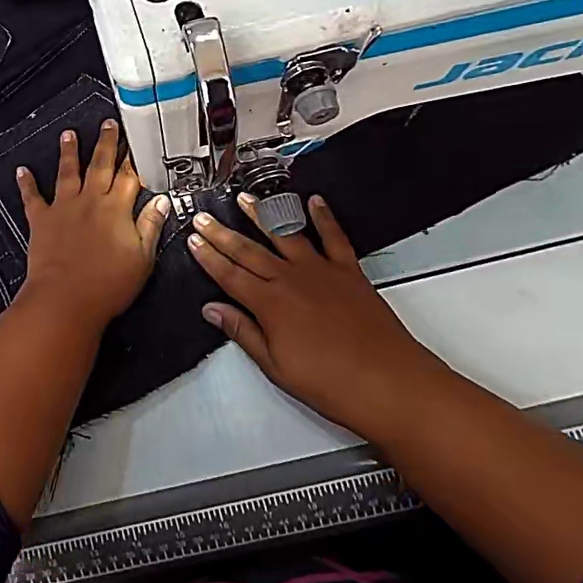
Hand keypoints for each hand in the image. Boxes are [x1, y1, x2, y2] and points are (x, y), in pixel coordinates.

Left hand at [16, 121, 169, 331]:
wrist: (66, 300)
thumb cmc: (107, 284)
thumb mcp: (142, 258)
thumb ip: (151, 225)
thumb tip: (161, 202)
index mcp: (116, 209)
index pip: (129, 175)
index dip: (134, 157)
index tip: (137, 141)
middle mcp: (90, 201)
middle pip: (100, 165)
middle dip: (106, 143)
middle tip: (108, 124)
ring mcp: (64, 208)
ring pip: (67, 172)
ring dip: (69, 152)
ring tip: (69, 134)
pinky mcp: (41, 221)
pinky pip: (32, 198)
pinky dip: (26, 184)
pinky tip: (22, 171)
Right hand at [188, 194, 445, 441]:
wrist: (388, 383)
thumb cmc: (335, 383)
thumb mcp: (276, 366)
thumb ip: (243, 332)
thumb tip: (215, 312)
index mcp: (271, 305)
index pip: (229, 274)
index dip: (208, 256)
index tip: (194, 241)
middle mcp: (293, 280)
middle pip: (248, 250)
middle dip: (222, 232)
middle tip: (205, 218)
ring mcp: (321, 272)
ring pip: (284, 234)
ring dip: (261, 215)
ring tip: (245, 199)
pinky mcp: (348, 272)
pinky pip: (333, 236)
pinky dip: (323, 217)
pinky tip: (314, 202)